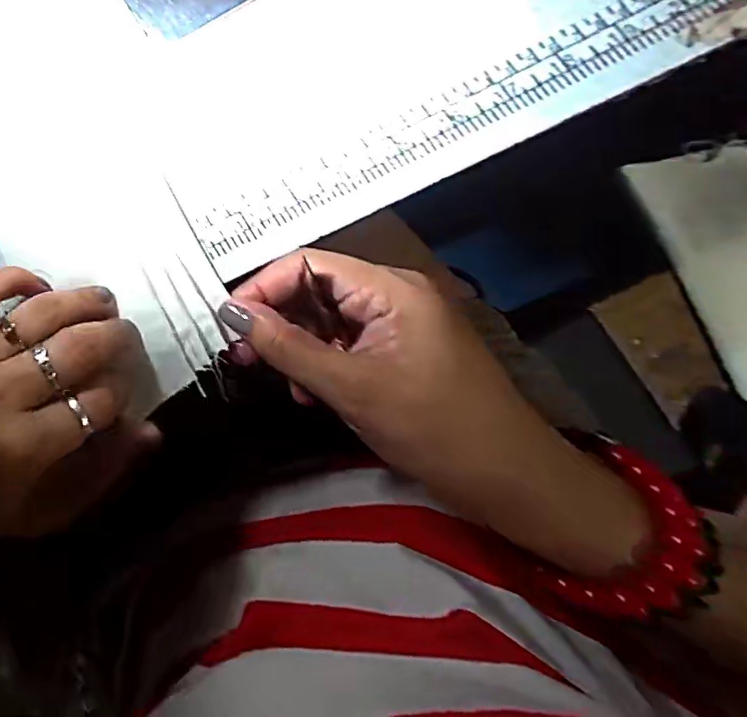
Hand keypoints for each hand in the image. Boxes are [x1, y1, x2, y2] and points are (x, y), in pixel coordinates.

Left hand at [0, 268, 160, 573]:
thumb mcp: (43, 511)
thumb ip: (101, 473)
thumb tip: (150, 430)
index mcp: (24, 447)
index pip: (98, 400)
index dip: (122, 390)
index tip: (122, 389)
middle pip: (78, 347)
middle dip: (117, 337)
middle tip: (127, 336)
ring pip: (41, 312)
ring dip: (84, 301)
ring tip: (105, 302)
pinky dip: (18, 277)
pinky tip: (42, 287)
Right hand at [222, 250, 650, 575]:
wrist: (517, 483)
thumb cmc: (436, 429)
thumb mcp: (350, 387)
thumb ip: (286, 346)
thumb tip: (232, 314)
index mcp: (390, 287)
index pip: (308, 263)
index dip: (263, 287)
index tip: (230, 323)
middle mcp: (395, 292)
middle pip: (318, 288)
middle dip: (278, 319)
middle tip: (245, 355)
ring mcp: (402, 321)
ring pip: (330, 318)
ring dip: (300, 345)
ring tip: (282, 381)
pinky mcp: (404, 349)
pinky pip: (350, 341)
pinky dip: (324, 361)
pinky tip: (312, 391)